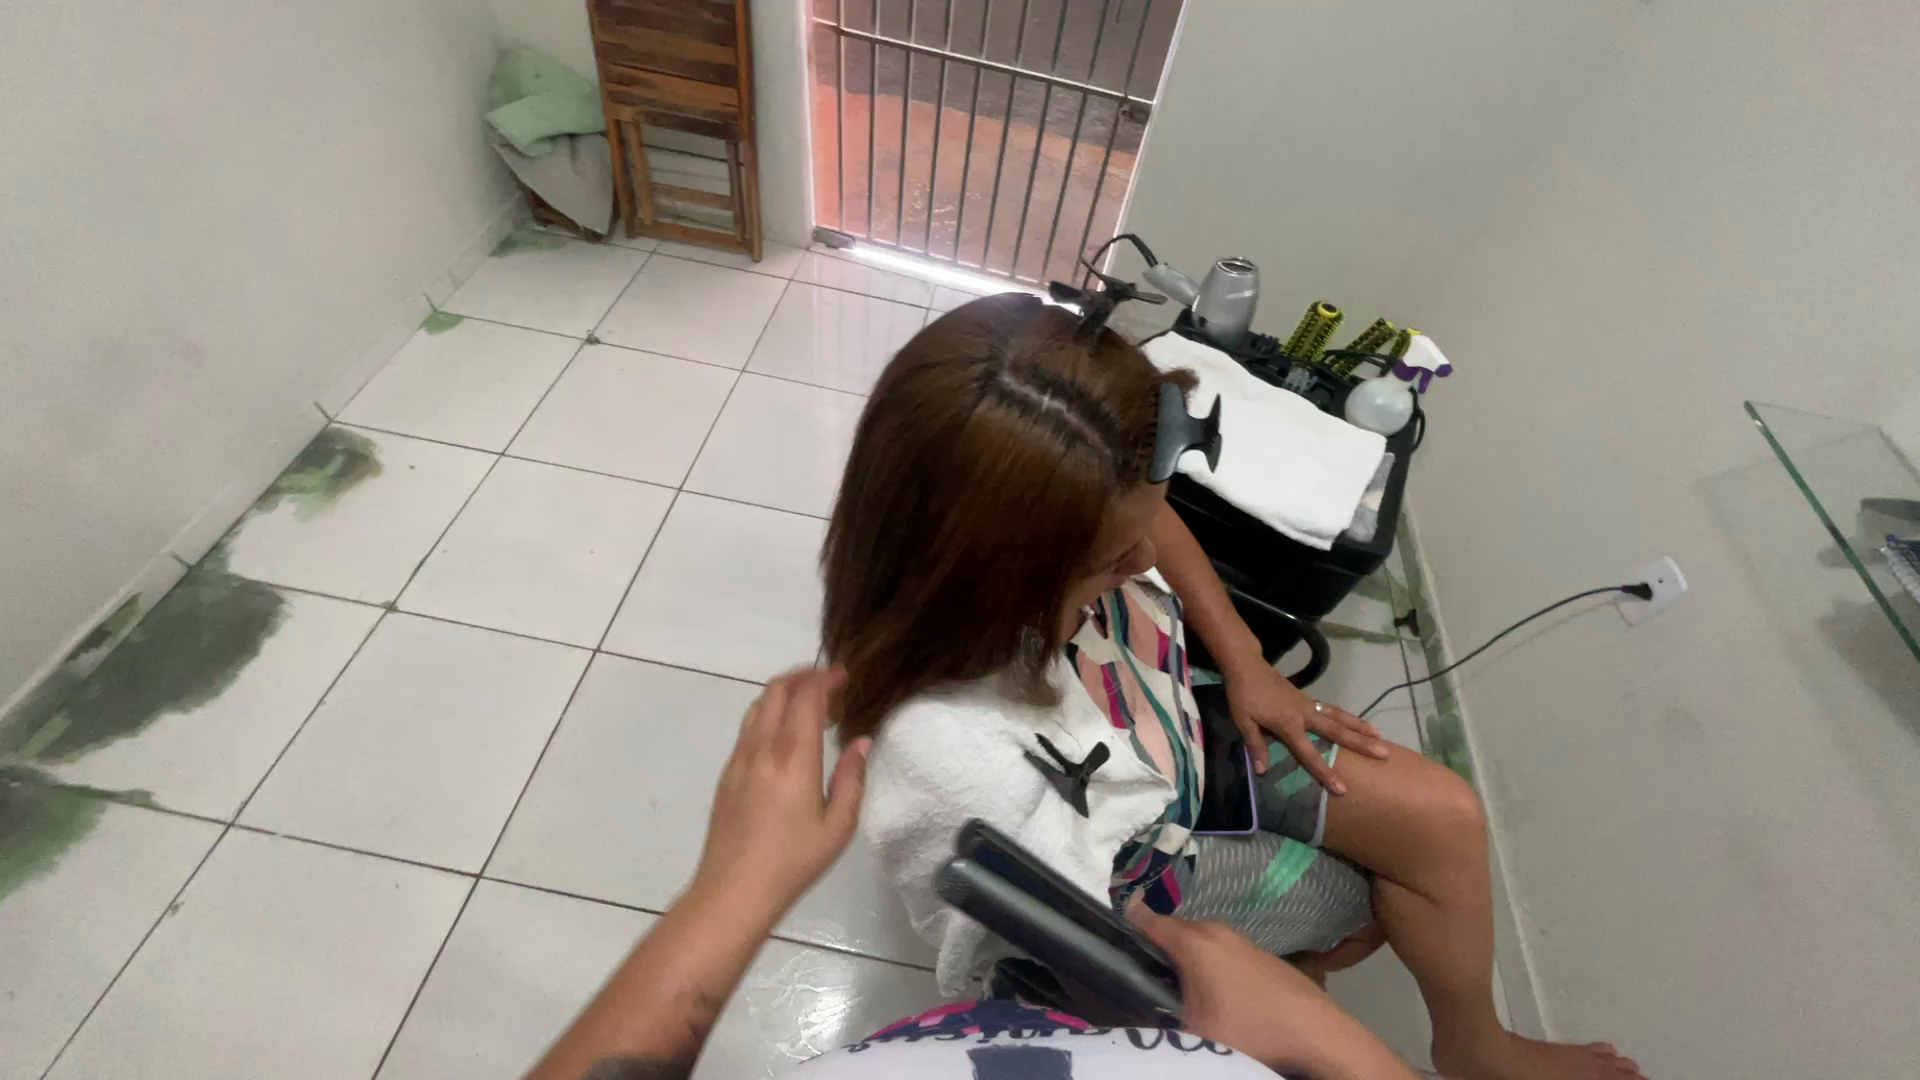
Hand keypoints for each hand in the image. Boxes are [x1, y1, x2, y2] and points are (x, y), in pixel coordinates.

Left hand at [689, 667, 869, 919]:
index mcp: (793, 755)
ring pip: (757, 705)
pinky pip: (748, 727)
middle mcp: (763, 747)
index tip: (844, 675)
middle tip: (828, 682)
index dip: (825, 678)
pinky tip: (785, 735)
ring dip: (783, 693)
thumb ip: (852, 778)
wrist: (732, 892)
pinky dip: (768, 713)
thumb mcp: (837, 826)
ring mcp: (740, 759)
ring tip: (808, 703)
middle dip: (803, 676)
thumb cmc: (793, 862)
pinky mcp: (727, 773)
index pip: (807, 697)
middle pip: (776, 690)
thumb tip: (860, 742)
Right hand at [1129, 907, 1415, 1079]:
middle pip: (1171, 932)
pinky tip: (1221, 999)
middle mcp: (1212, 928)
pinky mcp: (1260, 954)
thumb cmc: (1251, 1032)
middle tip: (1146, 981)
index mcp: (1191, 940)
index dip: (1124, 926)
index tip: (1108, 939)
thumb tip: (1134, 1018)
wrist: (1321, 1037)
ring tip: (1183, 994)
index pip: (1144, 919)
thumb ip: (1161, 1019)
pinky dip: (1212, 969)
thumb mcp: (1195, 1035)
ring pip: (1198, 944)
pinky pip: (1221, 953)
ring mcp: (1239, 938)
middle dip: (1157, 952)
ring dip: (1187, 962)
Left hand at [1222, 662, 1386, 791]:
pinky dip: (1345, 716)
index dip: (1324, 772)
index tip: (1342, 789)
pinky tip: (1354, 721)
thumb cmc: (1243, 695)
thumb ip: (1255, 745)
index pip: (1309, 753)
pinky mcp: (1306, 697)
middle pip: (1336, 731)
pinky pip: (1330, 709)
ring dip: (1359, 726)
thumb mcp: (1243, 721)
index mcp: (1288, 724)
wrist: (1247, 666)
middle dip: (1360, 744)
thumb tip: (1262, 771)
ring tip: (1380, 735)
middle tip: (1384, 753)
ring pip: (1338, 716)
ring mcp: (1307, 704)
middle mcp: (1304, 714)